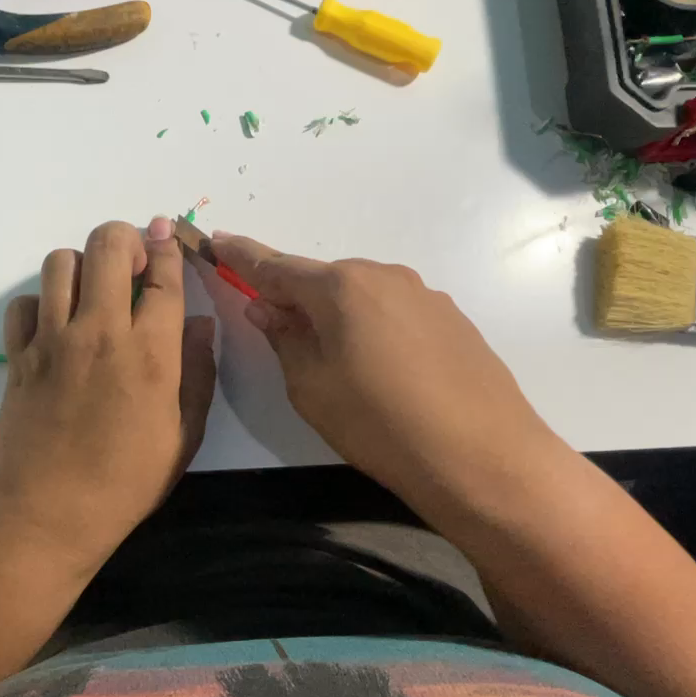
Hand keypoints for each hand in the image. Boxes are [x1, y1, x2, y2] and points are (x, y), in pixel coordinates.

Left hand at [0, 218, 216, 573]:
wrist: (49, 514)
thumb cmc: (125, 484)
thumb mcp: (183, 438)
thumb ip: (197, 375)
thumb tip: (199, 324)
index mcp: (150, 352)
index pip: (163, 276)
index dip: (168, 248)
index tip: (168, 238)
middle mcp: (99, 331)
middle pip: (107, 245)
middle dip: (125, 239)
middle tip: (132, 265)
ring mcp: (51, 340)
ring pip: (59, 262)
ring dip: (81, 266)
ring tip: (92, 294)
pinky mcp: (17, 356)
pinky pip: (22, 304)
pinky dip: (40, 304)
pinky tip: (54, 328)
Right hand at [213, 234, 558, 511]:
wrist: (479, 456)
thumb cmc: (378, 424)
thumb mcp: (311, 388)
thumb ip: (284, 339)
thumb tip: (266, 307)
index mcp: (340, 287)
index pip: (275, 265)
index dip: (241, 255)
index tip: (215, 240)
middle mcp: (383, 276)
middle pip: (323, 280)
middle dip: (294, 296)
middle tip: (275, 327)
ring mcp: (424, 295)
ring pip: (362, 297)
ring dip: (337, 315)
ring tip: (335, 362)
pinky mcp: (451, 319)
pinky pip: (394, 313)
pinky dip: (373, 328)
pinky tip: (382, 370)